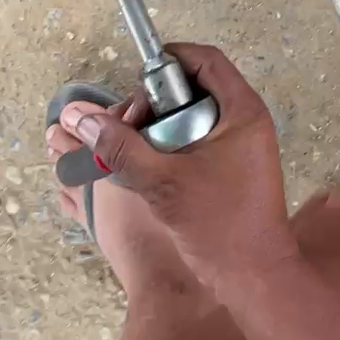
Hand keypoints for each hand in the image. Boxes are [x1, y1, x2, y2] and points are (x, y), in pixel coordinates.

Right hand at [59, 43, 297, 285]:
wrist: (256, 280)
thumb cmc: (220, 227)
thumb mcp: (162, 183)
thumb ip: (121, 148)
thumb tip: (83, 118)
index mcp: (242, 111)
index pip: (206, 60)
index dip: (170, 59)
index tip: (138, 81)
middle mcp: (246, 119)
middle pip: (194, 86)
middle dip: (155, 102)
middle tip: (127, 128)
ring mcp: (242, 143)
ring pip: (191, 114)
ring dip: (159, 126)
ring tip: (132, 151)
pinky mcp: (233, 164)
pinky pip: (196, 137)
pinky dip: (170, 144)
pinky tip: (147, 166)